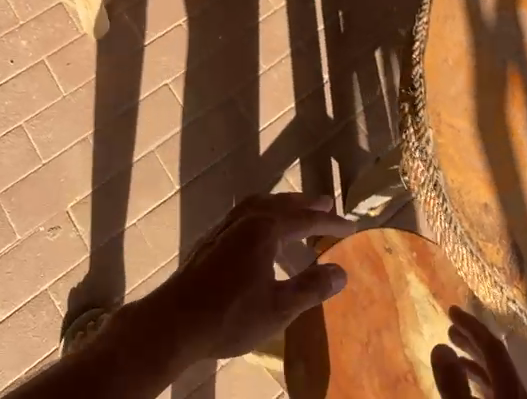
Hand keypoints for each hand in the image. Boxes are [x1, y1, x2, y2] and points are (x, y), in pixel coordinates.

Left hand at [142, 192, 354, 362]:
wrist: (175, 321)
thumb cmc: (230, 316)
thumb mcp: (278, 308)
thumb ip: (311, 288)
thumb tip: (342, 271)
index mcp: (265, 229)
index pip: (306, 220)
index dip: (330, 224)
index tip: (351, 227)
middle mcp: (246, 219)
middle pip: (282, 204)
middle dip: (306, 205)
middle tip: (327, 205)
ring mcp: (225, 226)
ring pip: (260, 204)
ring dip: (283, 205)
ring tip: (296, 211)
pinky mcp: (211, 238)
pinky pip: (245, 213)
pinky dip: (263, 213)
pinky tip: (261, 230)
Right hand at [431, 306, 526, 398]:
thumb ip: (453, 384)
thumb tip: (440, 346)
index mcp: (512, 387)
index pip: (492, 347)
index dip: (472, 326)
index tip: (452, 309)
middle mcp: (519, 391)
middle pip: (497, 358)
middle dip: (472, 338)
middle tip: (451, 324)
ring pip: (497, 373)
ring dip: (474, 357)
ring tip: (453, 345)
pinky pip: (497, 387)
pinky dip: (479, 376)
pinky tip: (465, 376)